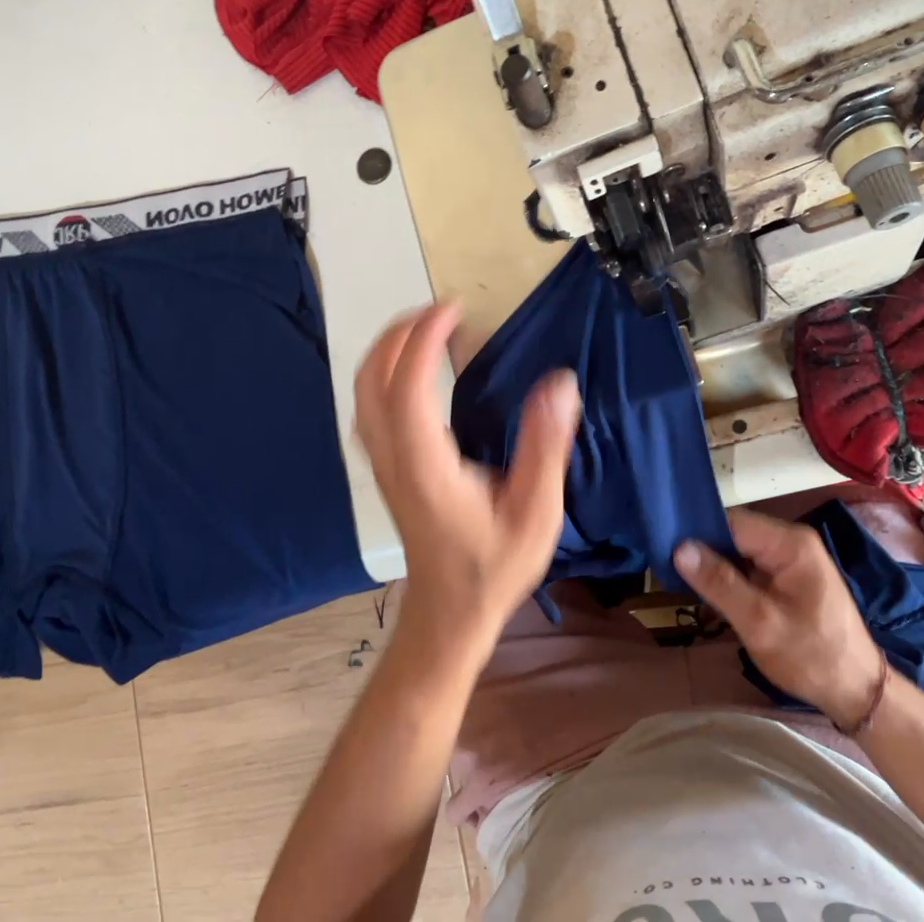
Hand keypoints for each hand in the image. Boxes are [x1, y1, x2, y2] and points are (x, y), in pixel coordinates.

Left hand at [354, 303, 580, 636]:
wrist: (449, 613)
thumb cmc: (493, 568)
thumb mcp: (535, 513)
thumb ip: (545, 448)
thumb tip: (559, 385)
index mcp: (426, 465)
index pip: (408, 386)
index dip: (424, 339)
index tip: (453, 309)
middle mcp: (394, 459)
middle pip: (372, 379)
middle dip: (400, 334)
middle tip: (441, 312)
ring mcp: (383, 466)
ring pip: (363, 392)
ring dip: (388, 351)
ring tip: (428, 332)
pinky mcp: (386, 472)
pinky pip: (369, 409)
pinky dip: (384, 375)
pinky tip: (414, 374)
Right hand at [674, 509, 886, 726]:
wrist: (855, 691)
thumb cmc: (810, 656)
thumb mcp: (759, 622)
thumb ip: (719, 583)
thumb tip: (680, 548)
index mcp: (790, 543)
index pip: (731, 521)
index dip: (696, 531)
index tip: (662, 547)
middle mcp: (791, 542)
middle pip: (733, 533)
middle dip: (701, 549)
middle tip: (664, 567)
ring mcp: (790, 560)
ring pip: (737, 551)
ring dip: (712, 566)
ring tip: (675, 579)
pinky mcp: (787, 578)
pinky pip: (748, 567)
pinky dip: (727, 578)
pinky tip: (704, 592)